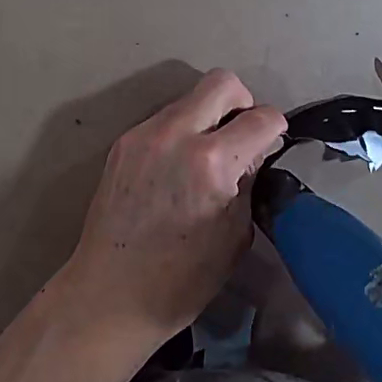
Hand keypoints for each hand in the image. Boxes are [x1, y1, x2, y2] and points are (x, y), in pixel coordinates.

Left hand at [61, 68, 287, 346]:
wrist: (107, 299)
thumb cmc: (182, 279)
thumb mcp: (238, 232)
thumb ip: (251, 178)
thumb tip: (256, 150)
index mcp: (212, 163)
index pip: (263, 117)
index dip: (275, 131)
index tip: (270, 148)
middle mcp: (177, 135)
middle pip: (224, 82)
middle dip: (243, 103)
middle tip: (240, 137)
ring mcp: (145, 135)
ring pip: (192, 97)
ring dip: (209, 117)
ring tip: (205, 157)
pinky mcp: (124, 143)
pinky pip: (167, 118)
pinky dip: (183, 132)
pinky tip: (177, 168)